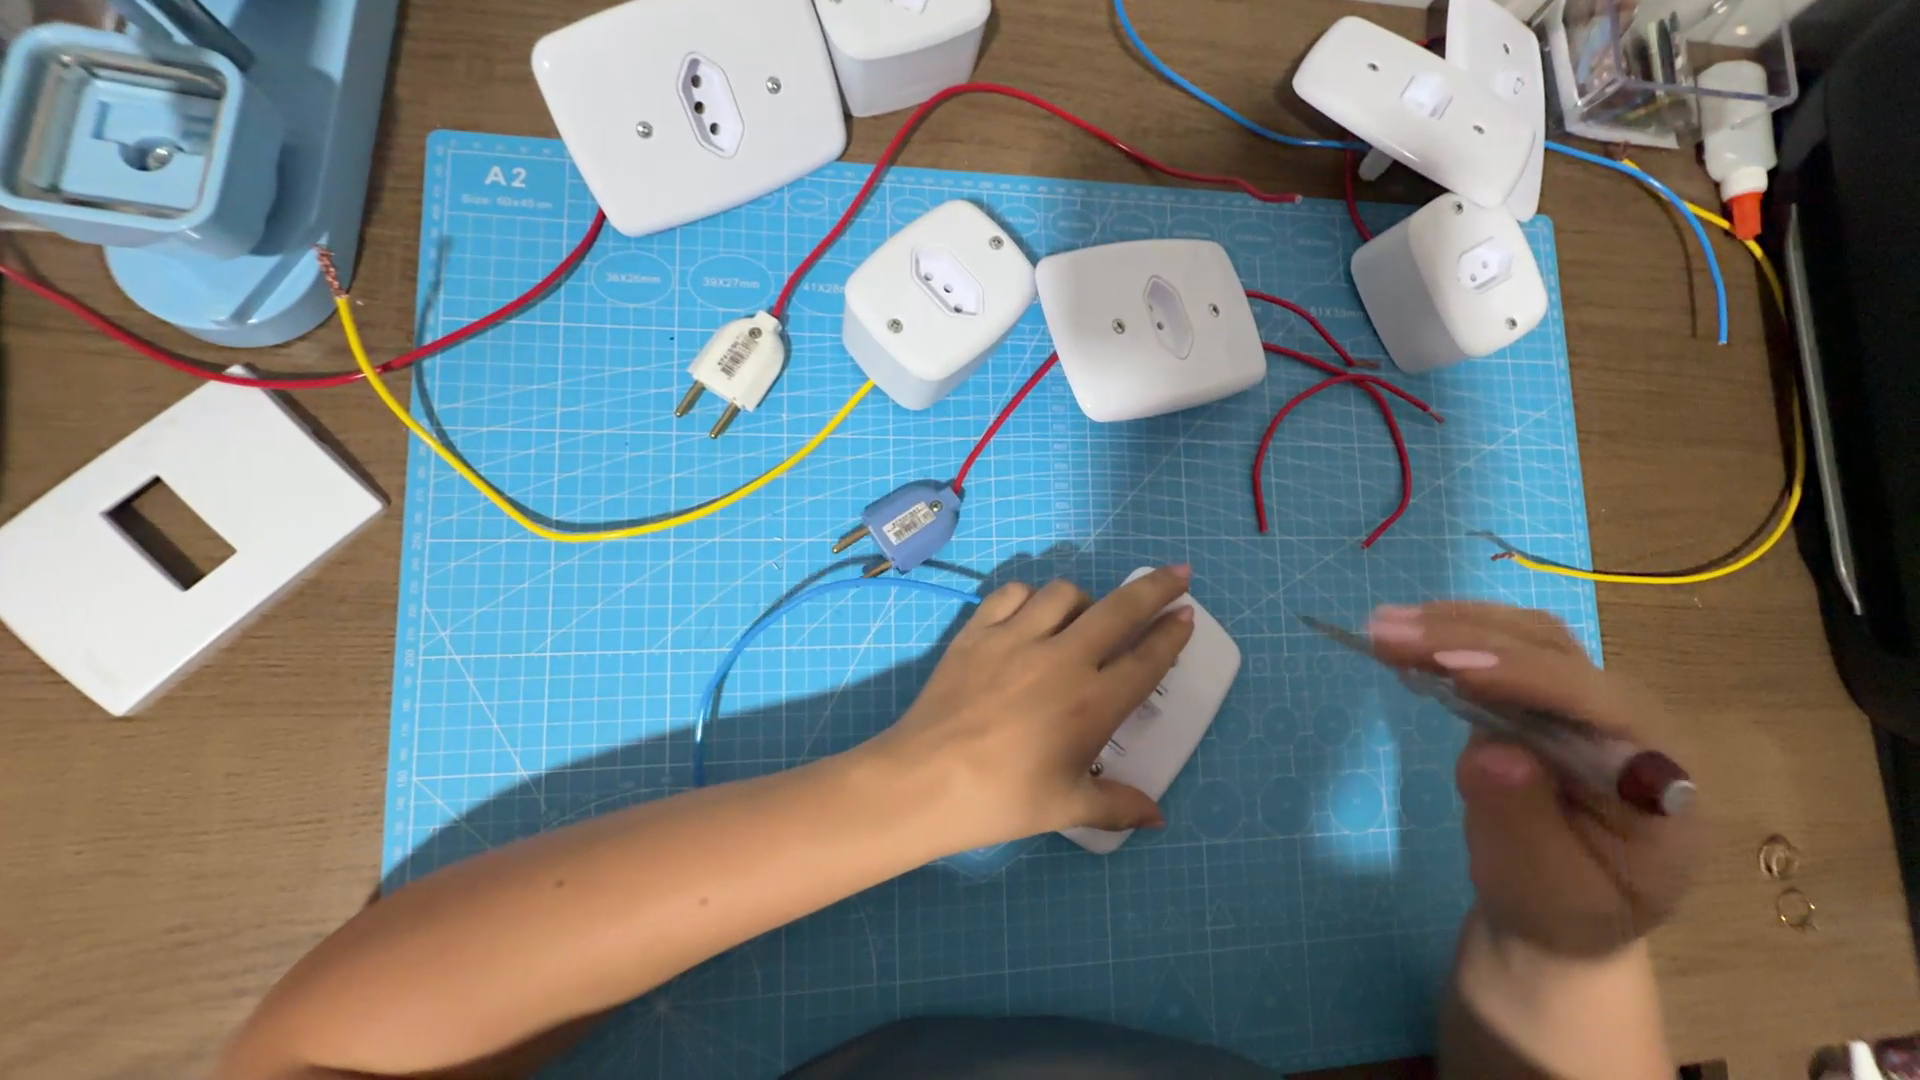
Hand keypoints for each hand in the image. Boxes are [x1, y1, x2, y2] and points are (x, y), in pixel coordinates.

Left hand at [862, 565, 1196, 852]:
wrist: (925, 780)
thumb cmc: (1002, 799)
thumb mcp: (1067, 808)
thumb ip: (1118, 806)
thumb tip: (1158, 817)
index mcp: (1093, 702)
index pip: (1147, 658)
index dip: (1172, 634)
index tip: (1186, 614)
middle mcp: (1062, 659)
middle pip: (1120, 610)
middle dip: (1155, 588)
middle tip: (1177, 575)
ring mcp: (1016, 638)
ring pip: (1064, 594)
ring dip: (1086, 599)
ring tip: (1086, 616)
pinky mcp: (977, 632)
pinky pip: (1012, 595)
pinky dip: (1030, 597)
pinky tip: (1031, 613)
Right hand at [1365, 602, 1699, 958]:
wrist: (1557, 912)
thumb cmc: (1558, 906)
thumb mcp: (1544, 884)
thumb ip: (1522, 819)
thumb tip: (1491, 752)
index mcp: (1659, 774)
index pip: (1595, 704)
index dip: (1524, 678)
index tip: (1450, 668)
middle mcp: (1630, 722)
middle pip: (1555, 654)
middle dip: (1467, 637)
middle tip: (1386, 633)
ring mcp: (1586, 704)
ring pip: (1527, 638)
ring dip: (1453, 625)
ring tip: (1383, 626)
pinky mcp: (1544, 697)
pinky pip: (1502, 651)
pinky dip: (1451, 637)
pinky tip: (1404, 638)